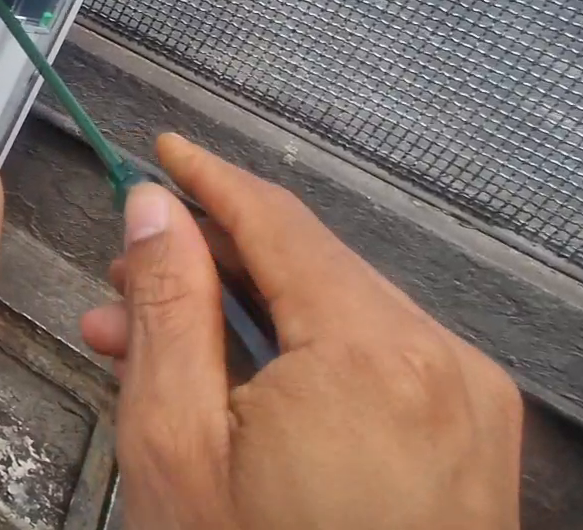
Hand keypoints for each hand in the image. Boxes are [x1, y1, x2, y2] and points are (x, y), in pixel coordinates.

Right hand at [82, 134, 522, 529]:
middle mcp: (441, 360)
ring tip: (137, 334)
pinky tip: (210, 373)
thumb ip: (165, 301)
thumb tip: (152, 203)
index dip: (206, 176)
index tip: (159, 147)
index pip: (275, 221)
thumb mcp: (175, 434)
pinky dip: (277, 349)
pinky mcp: (464, 435)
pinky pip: (354, 353)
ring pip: (320, 307)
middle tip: (116, 276)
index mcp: (375, 352)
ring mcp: (465, 401)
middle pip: (298, 262)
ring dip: (228, 309)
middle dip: (200, 257)